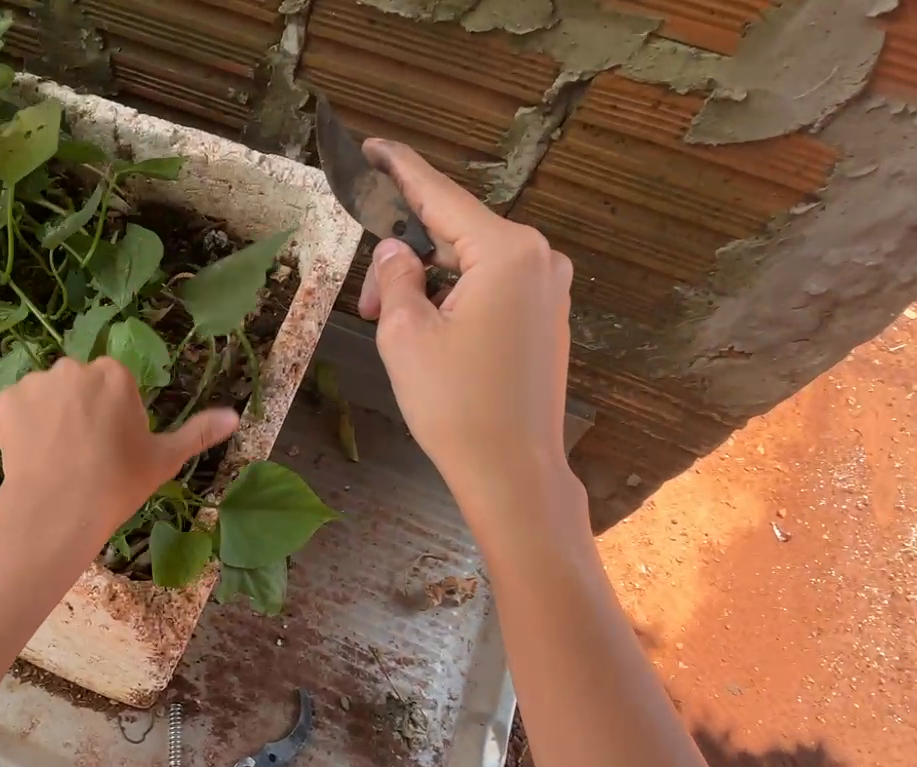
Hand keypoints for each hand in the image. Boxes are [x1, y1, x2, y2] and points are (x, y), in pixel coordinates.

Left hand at [0, 355, 237, 551]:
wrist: (58, 508)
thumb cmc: (117, 484)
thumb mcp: (164, 460)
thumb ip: (198, 433)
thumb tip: (234, 416)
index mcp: (115, 374)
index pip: (116, 388)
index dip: (115, 419)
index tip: (113, 449)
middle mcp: (75, 367)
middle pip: (81, 388)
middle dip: (83, 413)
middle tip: (85, 457)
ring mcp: (37, 382)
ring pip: (49, 397)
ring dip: (52, 419)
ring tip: (57, 461)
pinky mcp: (7, 401)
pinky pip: (19, 409)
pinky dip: (23, 428)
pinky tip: (33, 457)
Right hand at [357, 140, 575, 520]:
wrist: (512, 470)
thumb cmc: (454, 403)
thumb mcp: (404, 335)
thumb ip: (395, 278)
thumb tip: (397, 249)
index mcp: (506, 251)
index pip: (441, 195)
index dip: (400, 170)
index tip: (374, 146)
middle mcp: (539, 259)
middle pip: (454, 237)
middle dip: (404, 262)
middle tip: (367, 311)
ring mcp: (550, 292)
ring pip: (469, 268)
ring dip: (426, 289)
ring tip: (395, 334)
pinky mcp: (547, 322)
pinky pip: (490, 292)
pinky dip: (453, 303)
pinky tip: (433, 339)